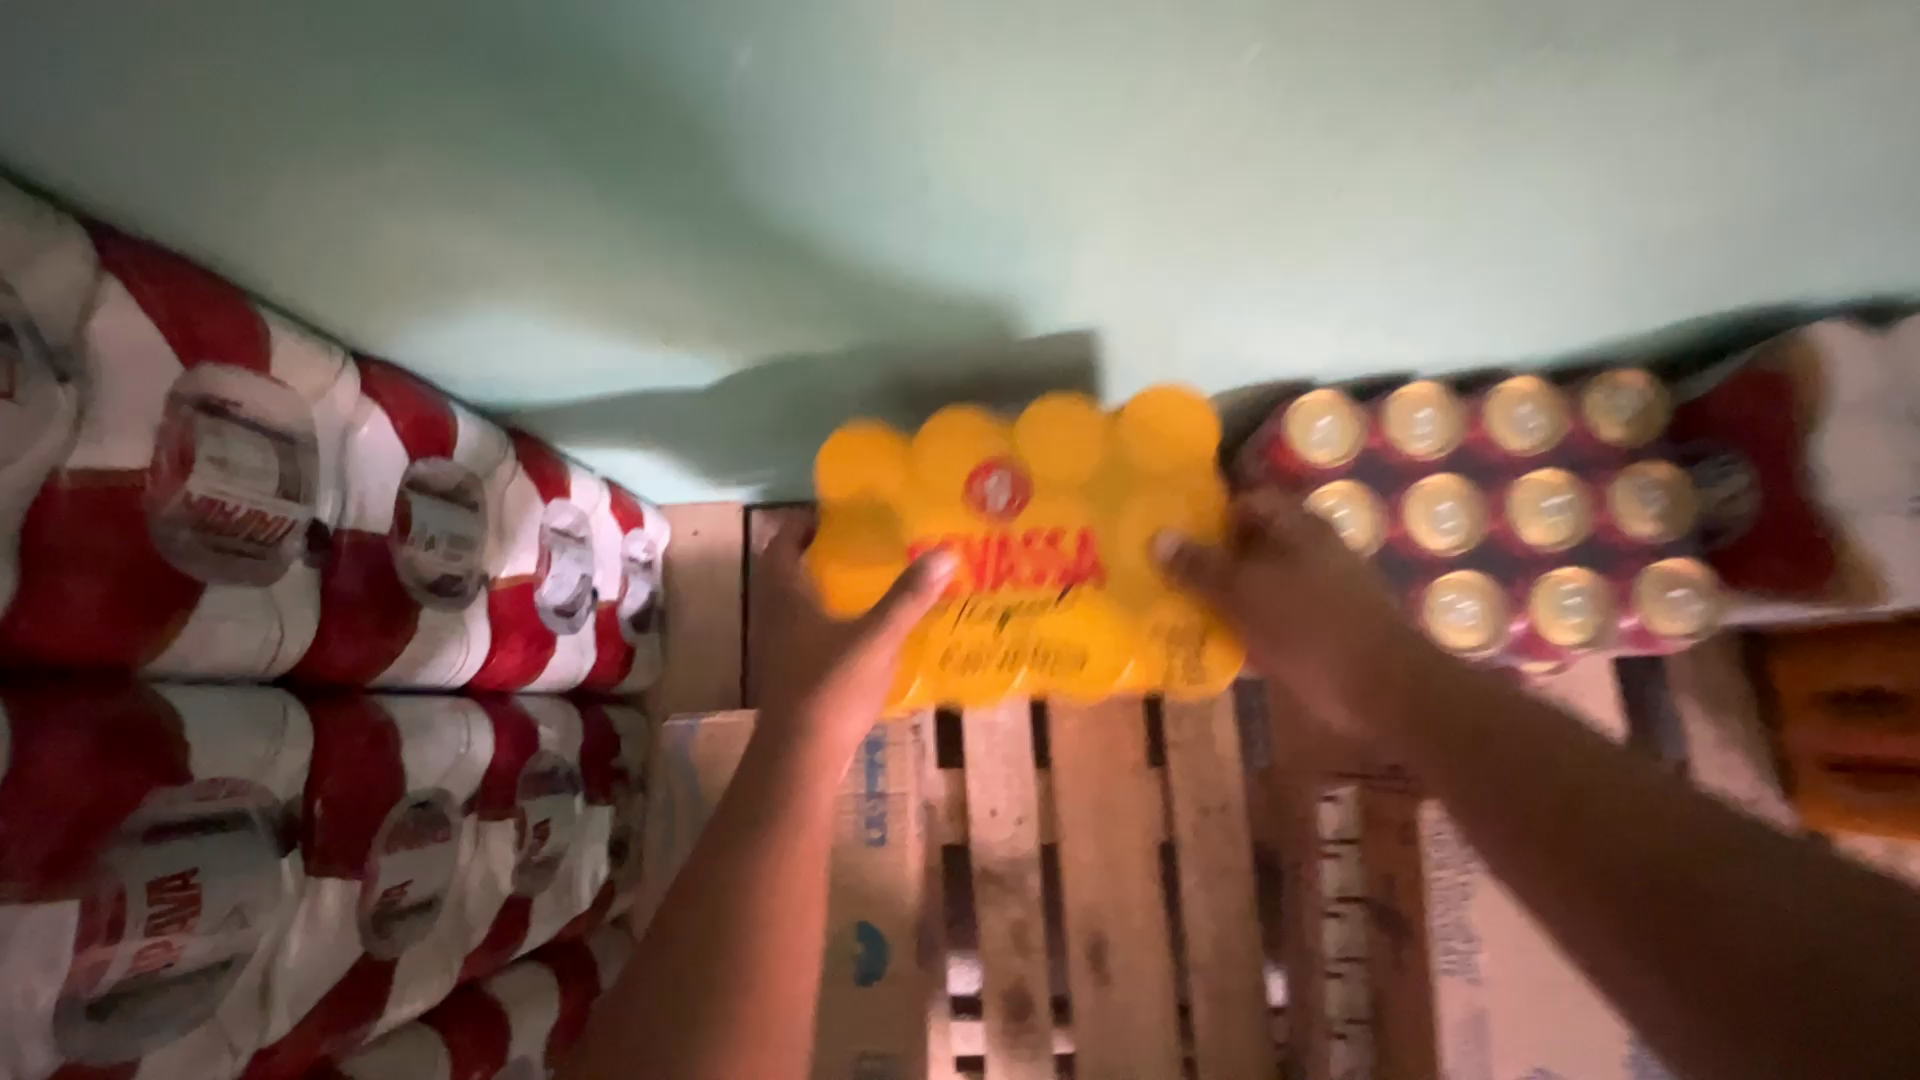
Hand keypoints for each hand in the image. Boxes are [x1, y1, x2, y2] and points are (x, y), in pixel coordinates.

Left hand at [750, 523, 955, 749]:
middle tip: (861, 547)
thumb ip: (909, 597)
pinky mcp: (795, 677)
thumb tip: (944, 553)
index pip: (780, 546)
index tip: (834, 517)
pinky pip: (811, 637)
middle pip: (790, 575)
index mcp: (787, 598)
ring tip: (871, 585)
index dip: (801, 526)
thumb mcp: (877, 637)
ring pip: (800, 608)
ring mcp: (783, 651)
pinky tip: (868, 634)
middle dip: (820, 558)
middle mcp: (778, 618)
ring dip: (828, 593)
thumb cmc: (831, 686)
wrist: (802, 756)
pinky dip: (834, 626)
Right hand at [1155, 486, 1441, 731]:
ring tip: (1182, 609)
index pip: (1247, 501)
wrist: (1383, 690)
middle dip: (1212, 558)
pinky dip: (1248, 627)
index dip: (1209, 513)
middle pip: (1252, 543)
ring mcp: (1322, 590)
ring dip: (1227, 595)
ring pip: (1262, 582)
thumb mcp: (1243, 593)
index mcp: (1299, 526)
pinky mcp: (1324, 628)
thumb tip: (1159, 536)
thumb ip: (1200, 566)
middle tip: (1168, 573)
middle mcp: (1313, 549)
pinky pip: (1275, 618)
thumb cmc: (1309, 627)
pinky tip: (1219, 644)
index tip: (1174, 533)